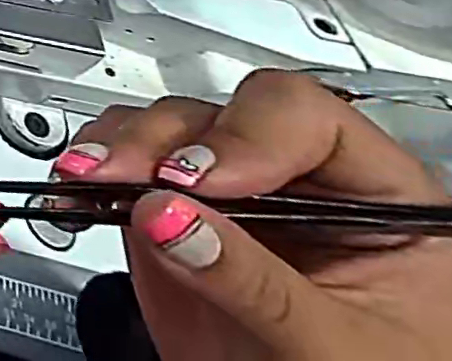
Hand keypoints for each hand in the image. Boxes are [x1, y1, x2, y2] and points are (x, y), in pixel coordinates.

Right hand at [53, 70, 451, 360]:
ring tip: (86, 178)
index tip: (200, 181)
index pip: (304, 118)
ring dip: (116, 147)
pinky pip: (123, 157)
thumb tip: (168, 215)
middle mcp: (291, 178)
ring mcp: (225, 190)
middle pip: (216, 114)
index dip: (248, 135)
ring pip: (161, 126)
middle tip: (127, 176)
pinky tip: (78, 187)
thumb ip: (258, 285)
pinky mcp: (170, 207)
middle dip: (160, 142)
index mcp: (373, 197)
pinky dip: (93, 169)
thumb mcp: (342, 352)